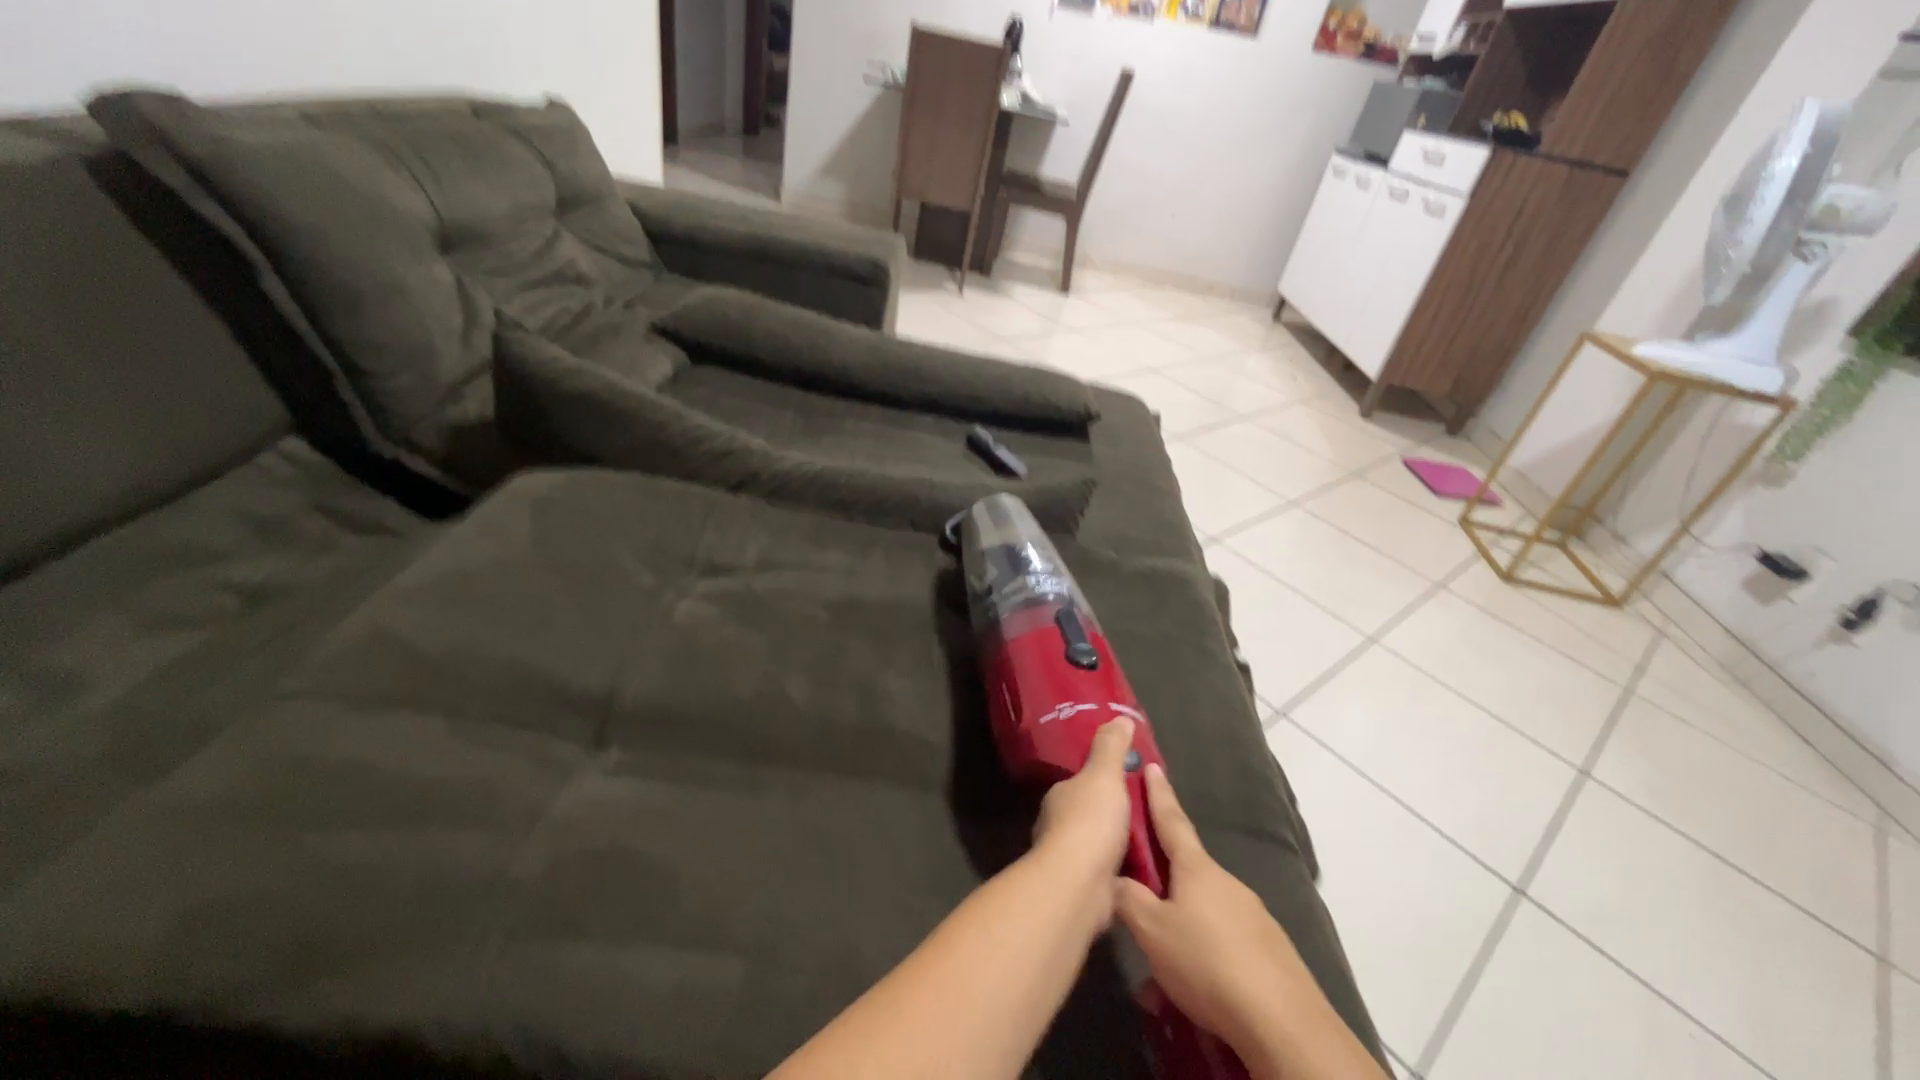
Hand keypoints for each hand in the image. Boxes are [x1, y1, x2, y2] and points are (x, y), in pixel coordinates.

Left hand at [1030, 718, 1135, 887]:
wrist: (1078, 886)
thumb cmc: (1089, 824)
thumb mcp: (1104, 775)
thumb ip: (1111, 748)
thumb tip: (1120, 717)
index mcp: (1061, 796)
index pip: (1084, 782)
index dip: (1106, 778)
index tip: (1132, 778)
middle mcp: (1060, 825)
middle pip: (1093, 813)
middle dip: (1116, 813)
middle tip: (1152, 811)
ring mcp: (1072, 859)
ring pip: (1101, 844)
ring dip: (1121, 843)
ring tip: (1155, 841)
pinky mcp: (1086, 887)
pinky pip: (1110, 871)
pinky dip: (1125, 869)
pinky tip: (1147, 869)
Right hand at [1114, 764, 1314, 1058]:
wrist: (1281, 1021)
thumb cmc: (1207, 962)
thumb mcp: (1151, 930)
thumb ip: (1128, 898)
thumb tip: (1114, 877)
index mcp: (1197, 869)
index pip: (1172, 820)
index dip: (1157, 794)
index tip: (1151, 766)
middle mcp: (1226, 884)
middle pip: (1184, 873)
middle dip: (1159, 883)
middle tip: (1133, 893)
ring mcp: (1251, 917)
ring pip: (1199, 914)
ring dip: (1175, 932)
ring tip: (1153, 969)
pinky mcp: (1265, 950)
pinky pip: (1219, 944)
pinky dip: (1198, 960)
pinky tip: (1185, 990)